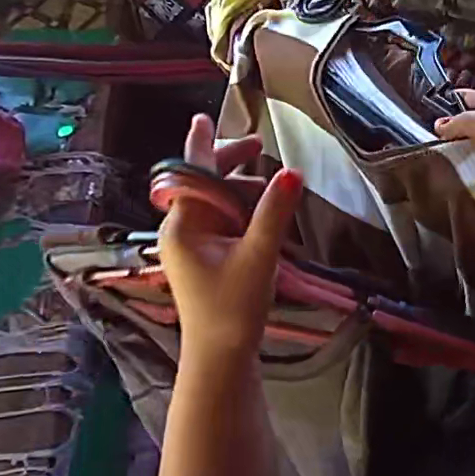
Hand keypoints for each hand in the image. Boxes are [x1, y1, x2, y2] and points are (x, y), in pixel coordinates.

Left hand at [158, 114, 302, 360]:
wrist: (220, 358)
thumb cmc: (233, 308)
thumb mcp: (258, 256)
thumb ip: (274, 212)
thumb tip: (292, 172)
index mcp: (184, 224)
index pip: (191, 172)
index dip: (201, 143)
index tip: (203, 117)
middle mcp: (182, 230)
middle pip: (204, 184)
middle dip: (232, 166)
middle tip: (258, 147)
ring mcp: (192, 245)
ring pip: (216, 203)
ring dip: (243, 193)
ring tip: (274, 192)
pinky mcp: (204, 259)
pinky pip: (221, 222)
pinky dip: (242, 214)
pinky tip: (265, 217)